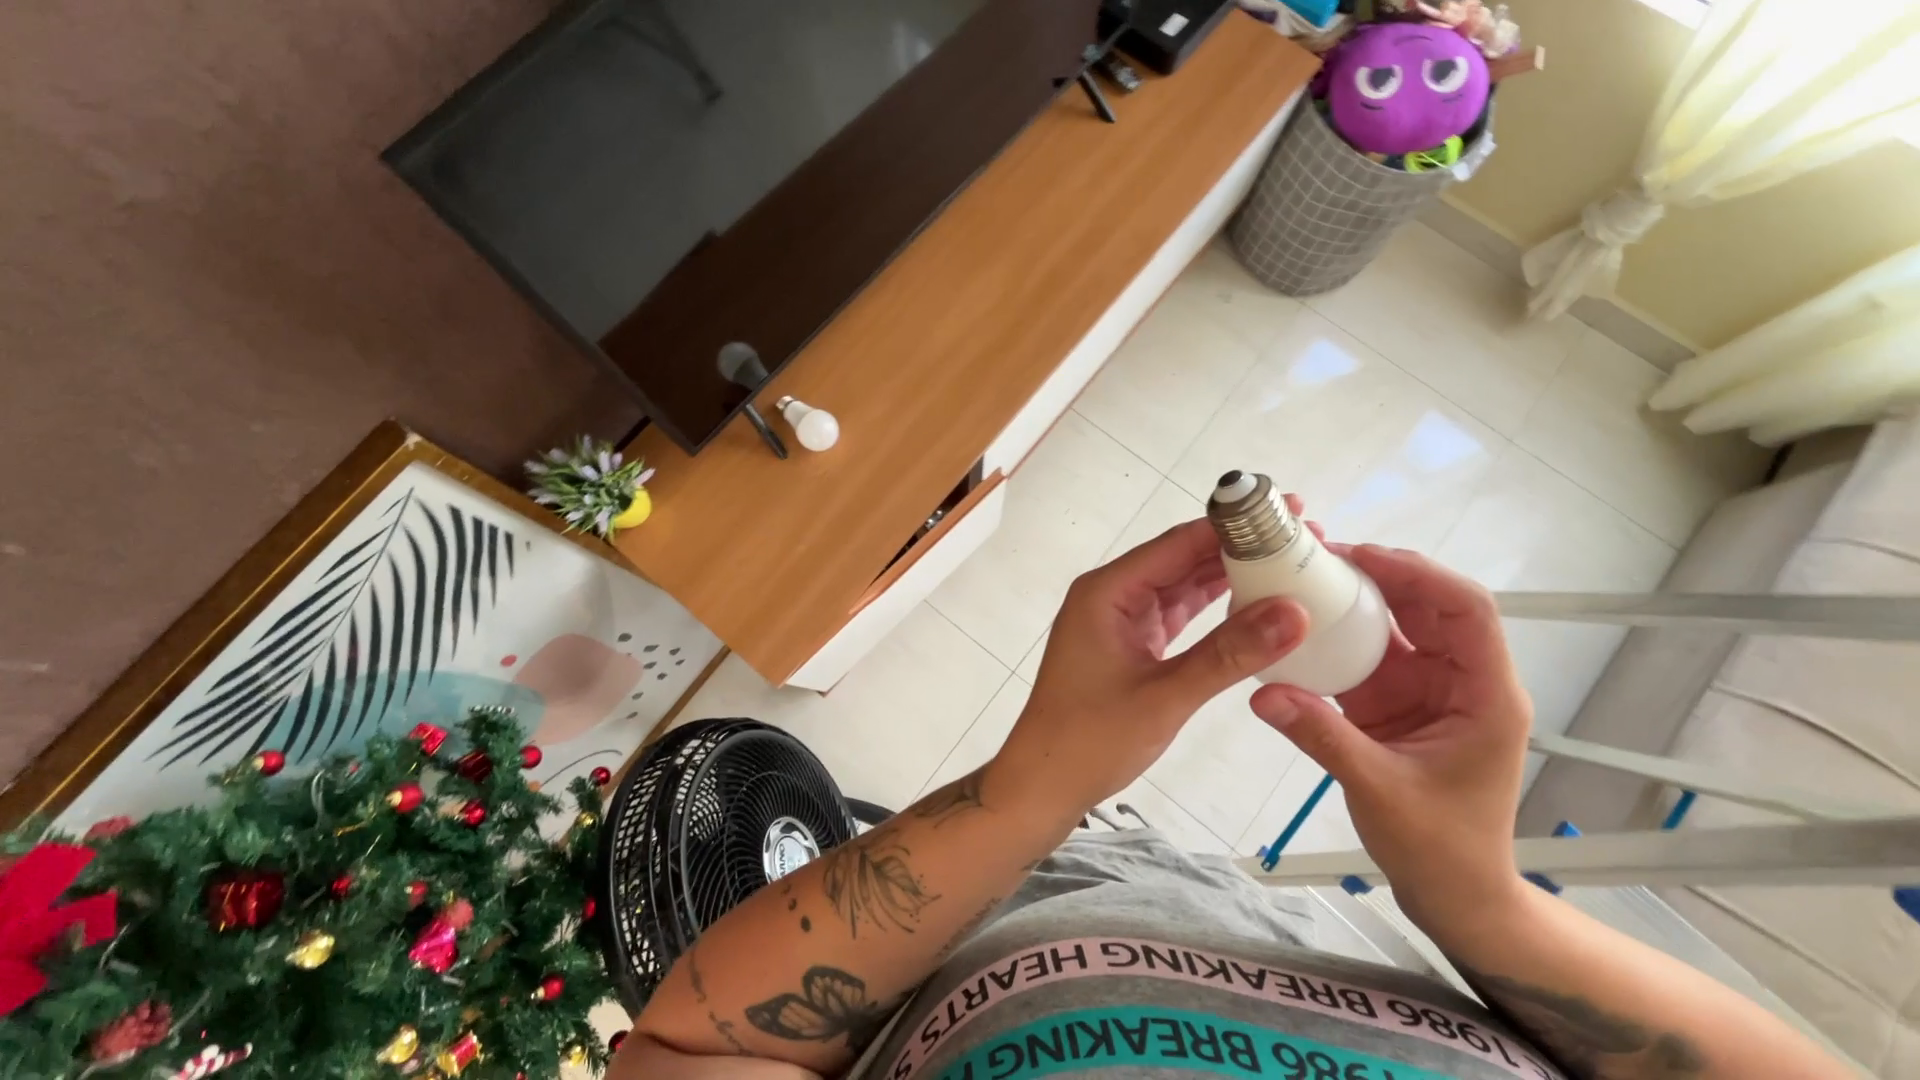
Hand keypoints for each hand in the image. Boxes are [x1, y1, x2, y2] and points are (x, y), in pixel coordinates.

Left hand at [984, 517, 1309, 820]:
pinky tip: (1255, 603)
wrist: (1043, 784)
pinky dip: (1213, 608)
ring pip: (1183, 585)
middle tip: (1303, 536)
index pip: (1178, 544)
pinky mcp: (1132, 644)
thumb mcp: (1165, 696)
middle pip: (1182, 558)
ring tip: (1290, 564)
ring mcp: (1121, 619)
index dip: (1234, 526)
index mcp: (1107, 592)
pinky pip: (1178, 614)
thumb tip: (1296, 612)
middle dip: (1239, 548)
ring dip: (1230, 577)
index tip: (1289, 511)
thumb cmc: (1090, 740)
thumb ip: (1229, 654)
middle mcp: (1112, 595)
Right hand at [1248, 545, 1531, 922]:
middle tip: (1320, 558)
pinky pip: (1369, 654)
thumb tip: (1262, 693)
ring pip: (1397, 624)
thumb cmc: (1441, 847)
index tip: (1361, 556)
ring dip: (1357, 599)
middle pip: (1430, 605)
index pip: (1466, 610)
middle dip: (1381, 574)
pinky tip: (1301, 624)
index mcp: (1485, 694)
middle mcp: (1460, 680)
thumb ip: (1323, 737)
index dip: (1419, 575)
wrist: (1454, 891)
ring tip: (1306, 578)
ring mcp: (1428, 689)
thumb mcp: (1380, 790)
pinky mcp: (1397, 701)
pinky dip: (1338, 635)